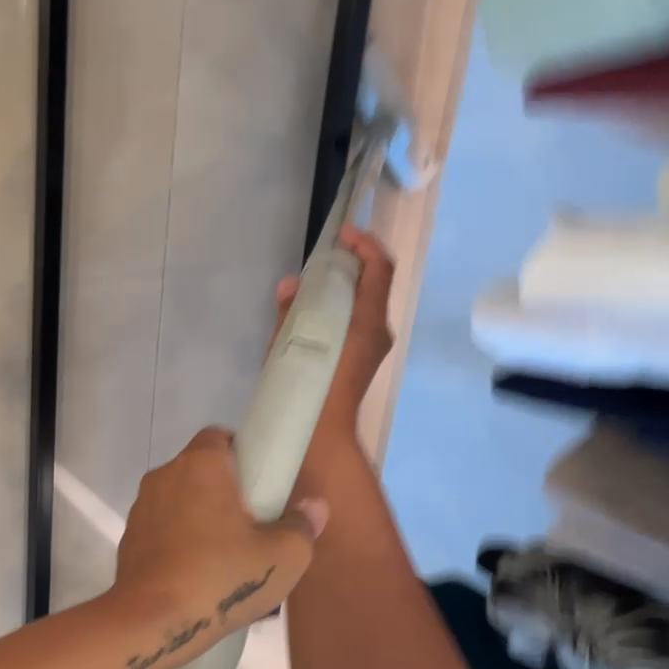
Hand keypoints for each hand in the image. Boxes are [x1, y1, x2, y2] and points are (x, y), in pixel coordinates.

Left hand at [113, 428, 326, 633]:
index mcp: (197, 465)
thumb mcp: (283, 555)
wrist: (153, 617)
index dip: (243, 451)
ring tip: (232, 554)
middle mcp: (162, 476)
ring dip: (205, 515)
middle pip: (200, 469)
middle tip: (256, 523)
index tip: (263, 483)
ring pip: (181, 498)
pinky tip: (202, 570)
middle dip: (228, 489)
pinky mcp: (131, 534)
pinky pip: (164, 524)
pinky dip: (182, 536)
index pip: (219, 437)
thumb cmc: (221, 576)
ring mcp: (141, 505)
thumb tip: (312, 507)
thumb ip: (301, 525)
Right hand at [275, 224, 395, 441]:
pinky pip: (353, 321)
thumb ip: (290, 313)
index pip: (379, 271)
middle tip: (324, 254)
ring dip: (343, 286)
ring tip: (312, 281)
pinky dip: (337, 307)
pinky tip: (310, 312)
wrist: (319, 436)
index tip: (342, 231)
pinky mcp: (358, 359)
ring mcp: (370, 347)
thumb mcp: (289, 346)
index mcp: (368, 323)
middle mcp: (377, 331)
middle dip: (352, 264)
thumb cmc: (306, 389)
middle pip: (373, 285)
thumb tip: (290, 285)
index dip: (364, 245)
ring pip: (363, 304)